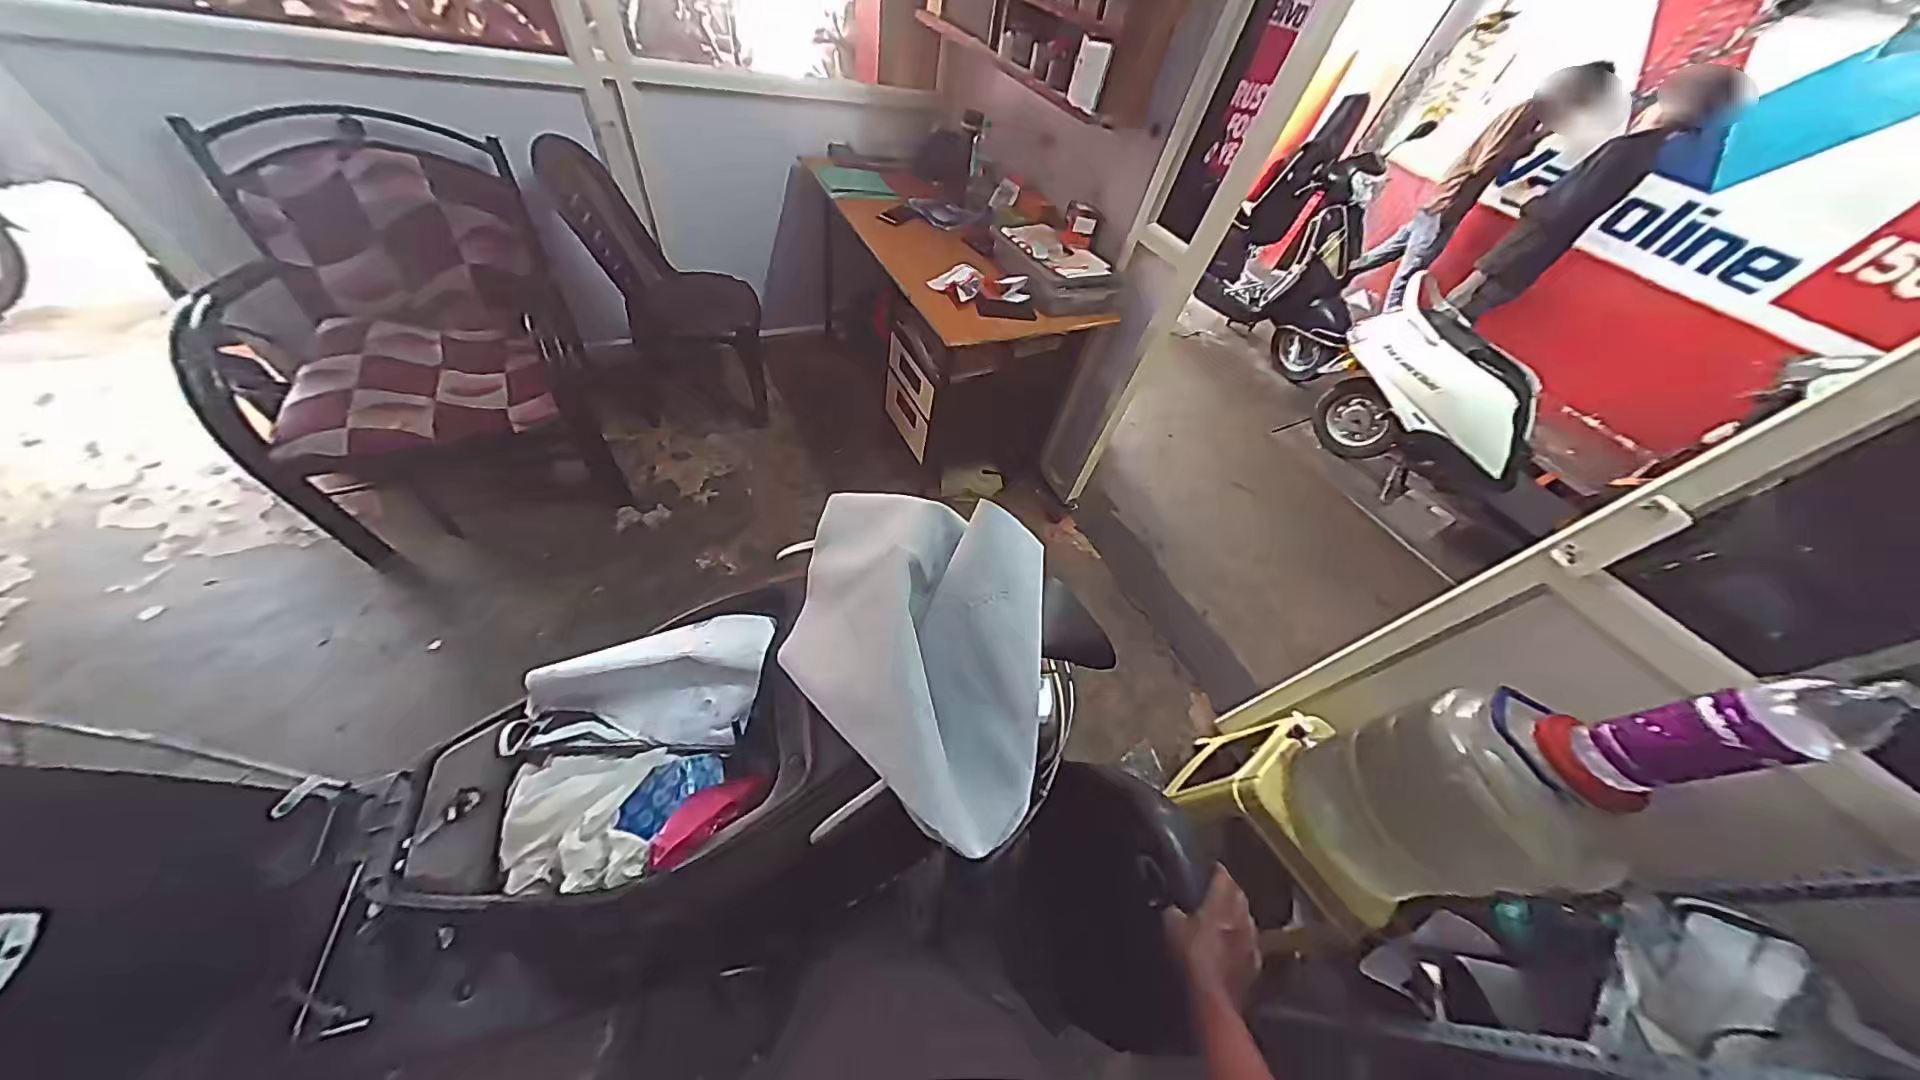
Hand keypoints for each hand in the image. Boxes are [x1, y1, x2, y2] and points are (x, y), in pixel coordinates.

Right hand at [1163, 865, 1261, 1008]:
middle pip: (1240, 896)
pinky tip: (1236, 942)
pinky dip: (1243, 937)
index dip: (1218, 870)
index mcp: (1221, 905)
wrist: (1212, 1002)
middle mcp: (1241, 919)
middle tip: (1220, 886)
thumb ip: (1172, 911)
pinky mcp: (1255, 966)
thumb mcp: (1170, 927)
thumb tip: (1173, 907)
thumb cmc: (1189, 958)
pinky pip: (1251, 943)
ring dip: (1240, 912)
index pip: (1224, 878)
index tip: (1212, 866)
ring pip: (1249, 919)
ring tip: (1228, 912)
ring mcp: (1251, 943)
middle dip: (1231, 889)